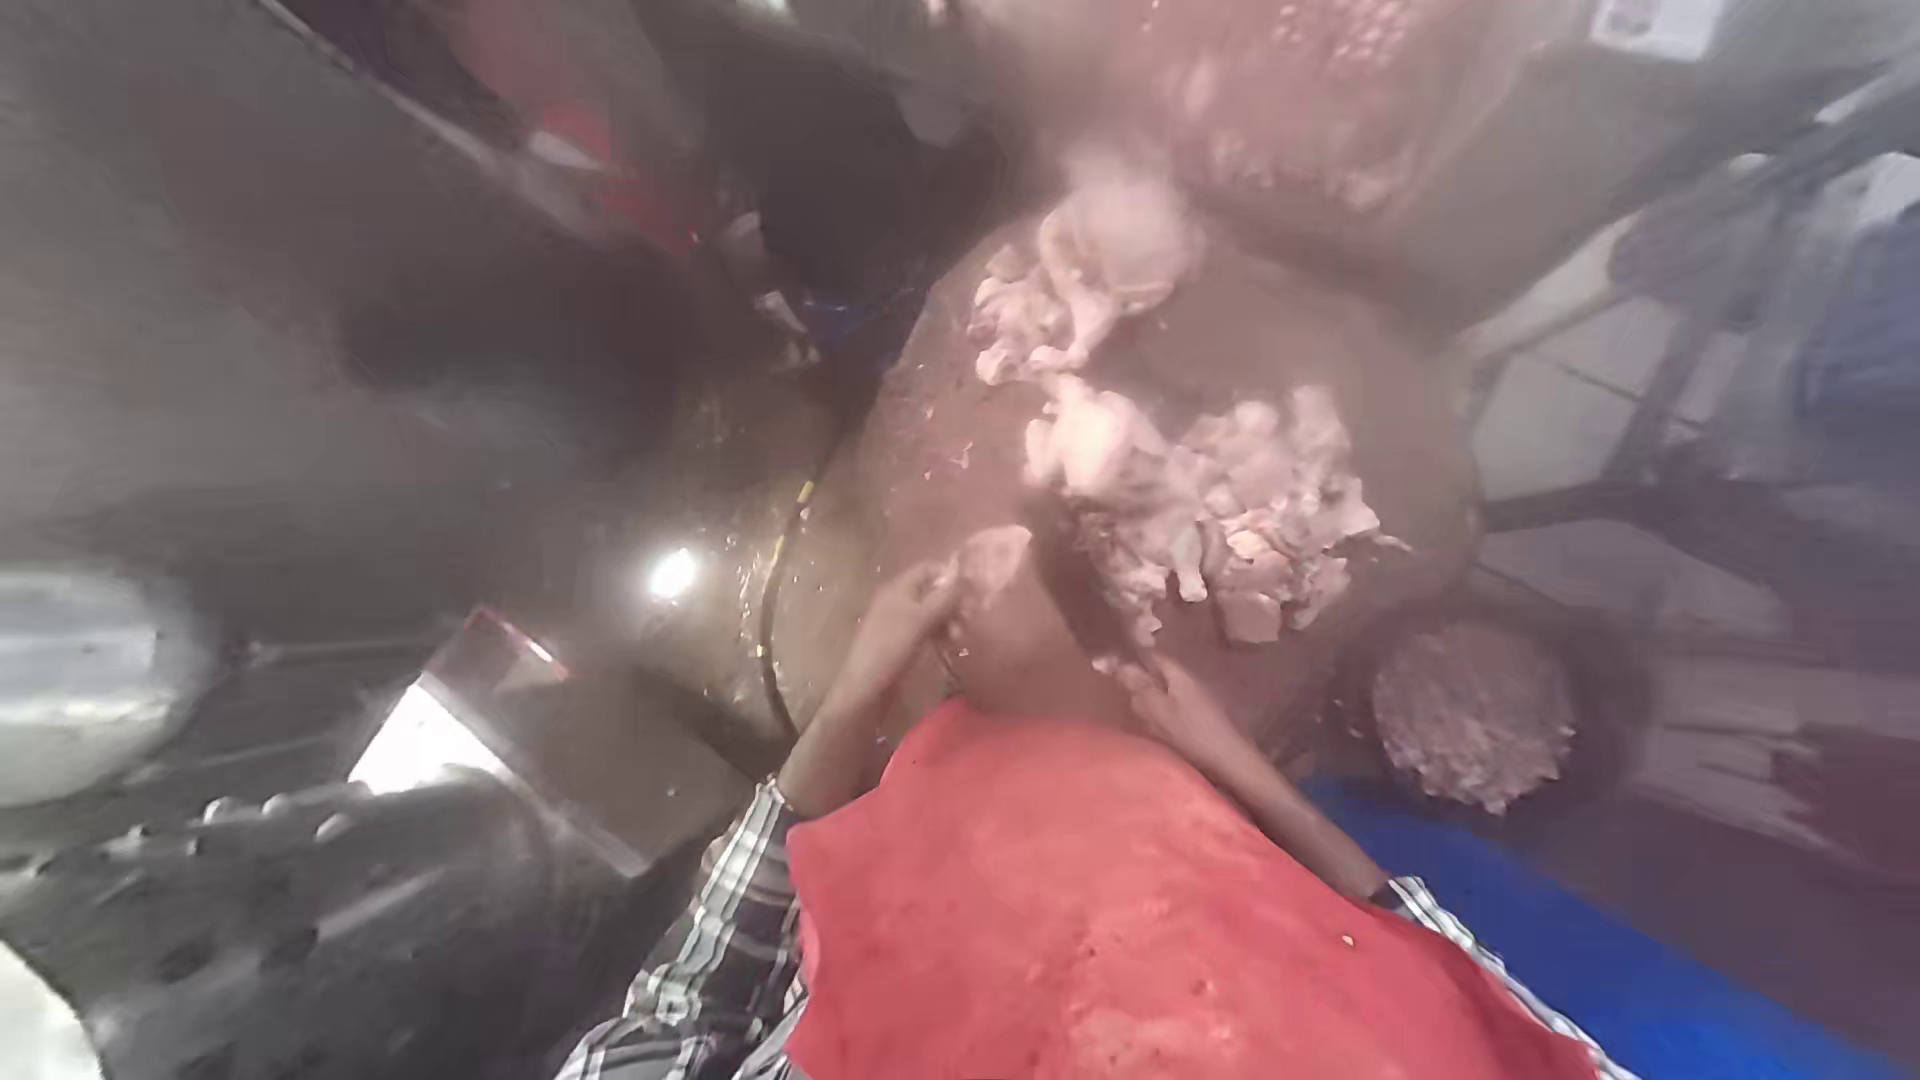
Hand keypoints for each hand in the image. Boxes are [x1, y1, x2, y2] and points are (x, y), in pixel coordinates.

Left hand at [836, 558, 960, 700]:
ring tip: (958, 638)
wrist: (865, 688)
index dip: (950, 577)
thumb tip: (965, 575)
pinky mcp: (900, 641)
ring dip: (948, 621)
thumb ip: (944, 597)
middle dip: (952, 603)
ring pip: (931, 612)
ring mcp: (898, 621)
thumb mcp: (921, 619)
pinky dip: (939, 634)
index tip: (971, 593)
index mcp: (898, 588)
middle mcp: (898, 599)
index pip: (929, 569)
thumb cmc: (892, 648)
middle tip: (967, 621)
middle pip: (932, 591)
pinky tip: (948, 646)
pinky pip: (925, 629)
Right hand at [1114, 654, 1257, 779]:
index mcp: (1179, 675)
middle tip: (1118, 692)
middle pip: (1158, 674)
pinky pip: (1173, 711)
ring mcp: (1198, 702)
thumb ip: (1138, 686)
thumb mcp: (1158, 710)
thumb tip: (1117, 663)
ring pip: (1165, 694)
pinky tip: (1154, 730)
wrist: (1233, 766)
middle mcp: (1190, 683)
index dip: (1133, 656)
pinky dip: (1161, 716)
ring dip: (1150, 701)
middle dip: (1140, 680)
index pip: (1153, 655)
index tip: (1112, 663)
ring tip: (1133, 714)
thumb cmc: (1192, 735)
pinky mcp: (1201, 721)